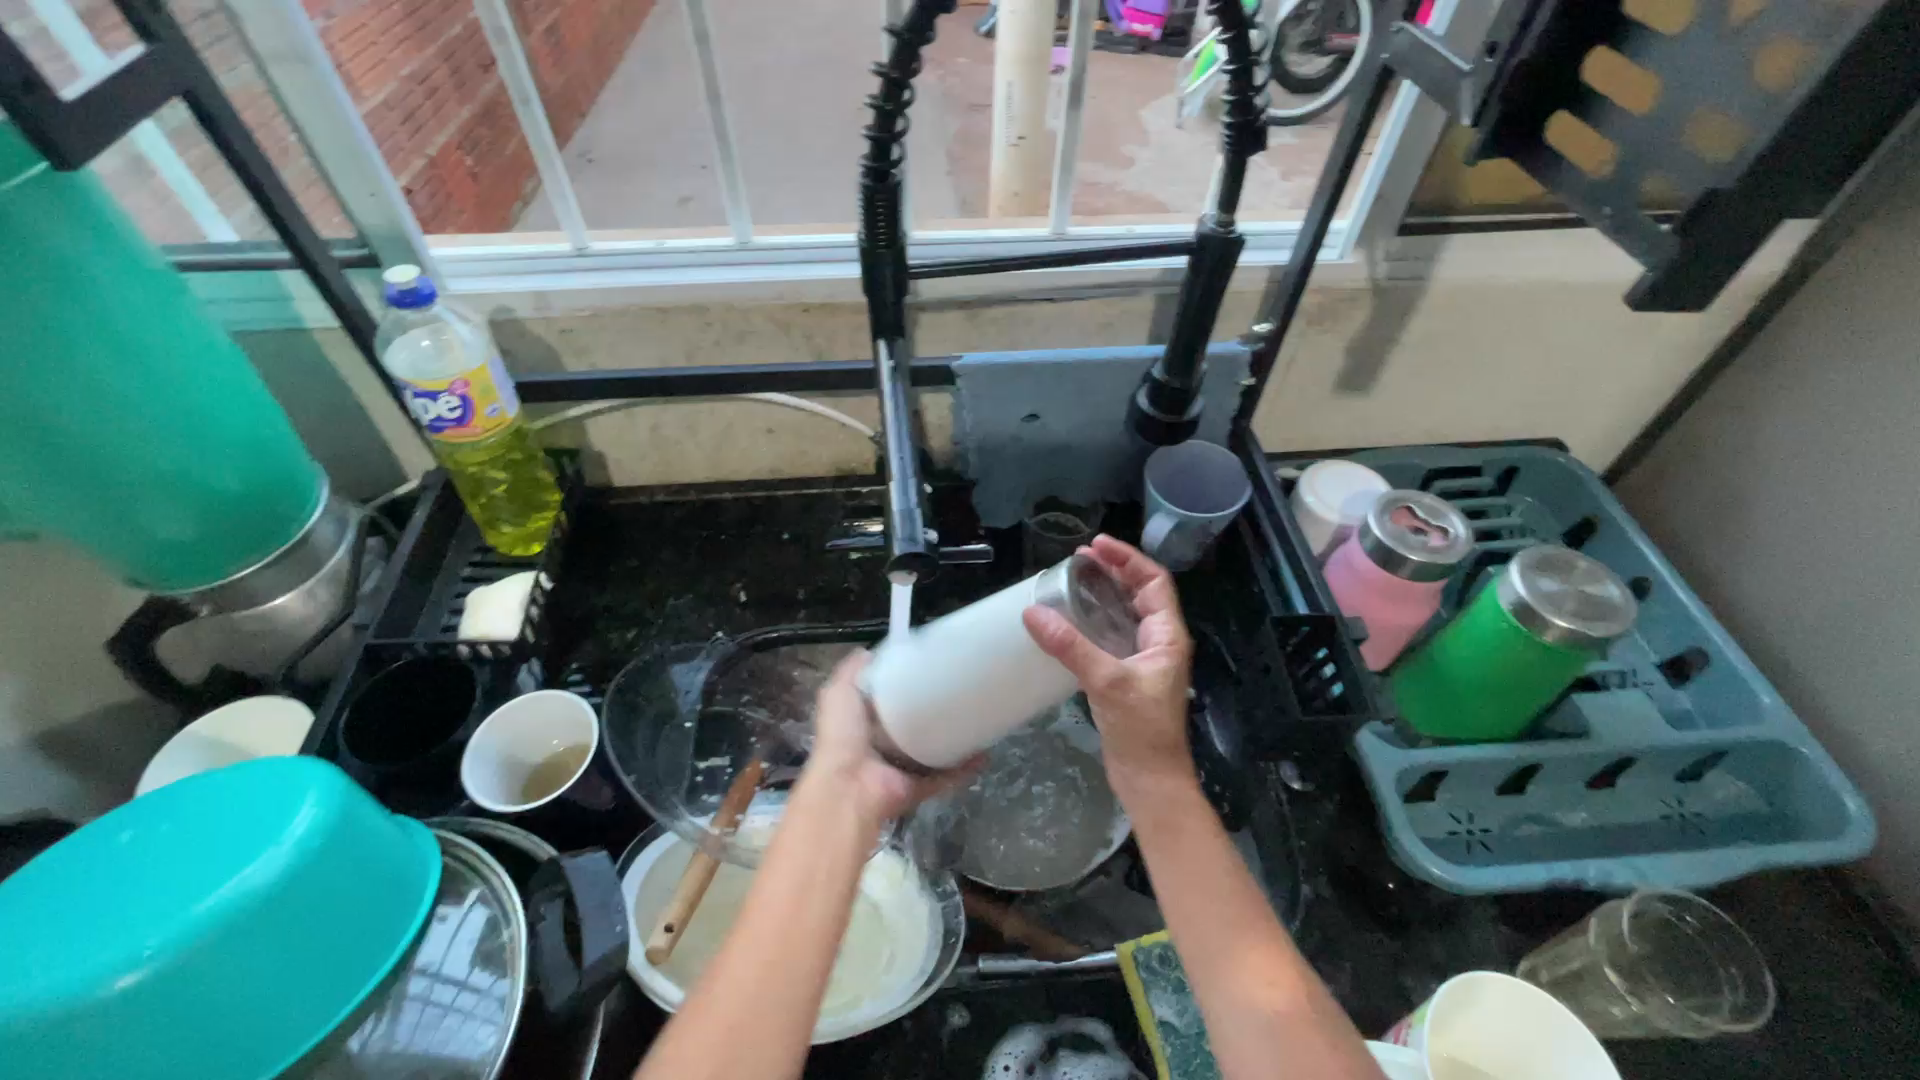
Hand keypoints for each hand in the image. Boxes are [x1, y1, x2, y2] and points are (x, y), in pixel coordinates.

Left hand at [805, 652, 977, 823]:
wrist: (849, 786)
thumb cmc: (843, 736)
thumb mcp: (838, 693)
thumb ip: (850, 672)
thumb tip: (867, 651)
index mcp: (863, 725)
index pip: (886, 703)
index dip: (903, 687)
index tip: (928, 670)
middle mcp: (881, 748)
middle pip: (912, 727)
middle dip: (932, 713)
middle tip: (959, 692)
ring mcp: (900, 770)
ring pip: (932, 753)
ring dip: (953, 741)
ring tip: (976, 721)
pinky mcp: (917, 788)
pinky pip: (945, 777)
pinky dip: (964, 769)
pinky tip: (983, 754)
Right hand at [1023, 535, 1195, 794]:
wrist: (1150, 779)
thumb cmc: (1141, 729)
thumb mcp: (1106, 682)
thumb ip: (1071, 646)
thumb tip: (1034, 613)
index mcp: (1167, 636)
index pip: (1154, 582)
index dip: (1127, 559)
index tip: (1096, 545)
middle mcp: (1160, 642)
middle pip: (1141, 594)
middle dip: (1113, 572)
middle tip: (1078, 559)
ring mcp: (1145, 661)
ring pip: (1126, 615)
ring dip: (1103, 595)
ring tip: (1072, 582)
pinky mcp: (1129, 677)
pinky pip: (1113, 637)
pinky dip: (1094, 622)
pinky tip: (1070, 623)